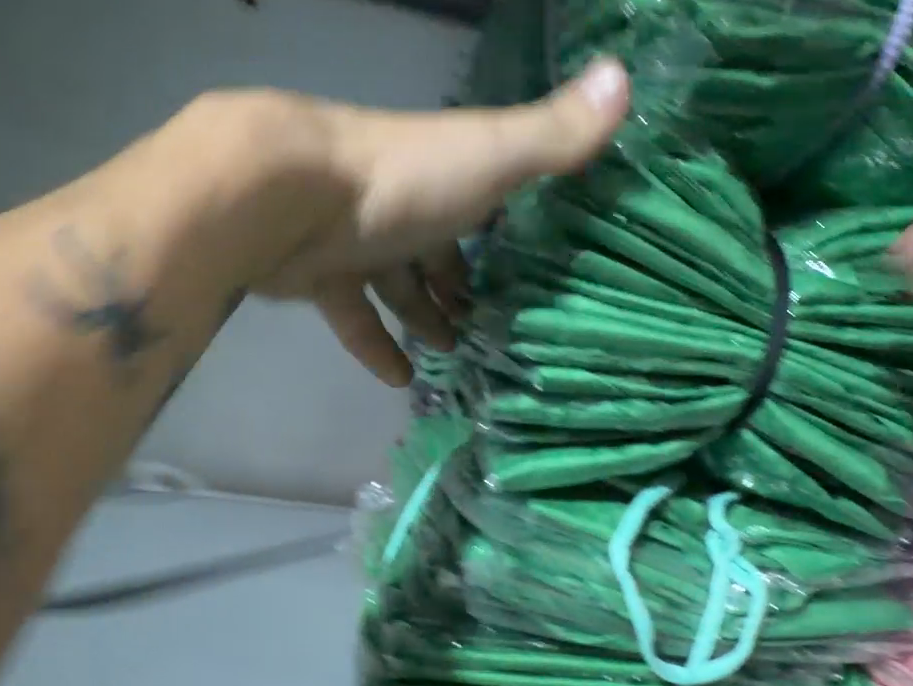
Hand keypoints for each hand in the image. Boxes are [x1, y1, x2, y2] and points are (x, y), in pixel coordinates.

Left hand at [161, 60, 629, 386]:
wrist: (287, 195)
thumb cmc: (400, 180)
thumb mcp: (492, 157)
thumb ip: (553, 136)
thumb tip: (625, 78)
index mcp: (442, 174)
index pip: (478, 201)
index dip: (500, 234)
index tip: (524, 272)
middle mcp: (399, 203)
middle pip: (433, 248)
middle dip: (457, 283)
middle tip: (485, 324)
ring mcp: (355, 239)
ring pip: (394, 283)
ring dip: (422, 317)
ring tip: (453, 353)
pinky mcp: (320, 276)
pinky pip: (352, 317)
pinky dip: (374, 346)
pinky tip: (399, 379)